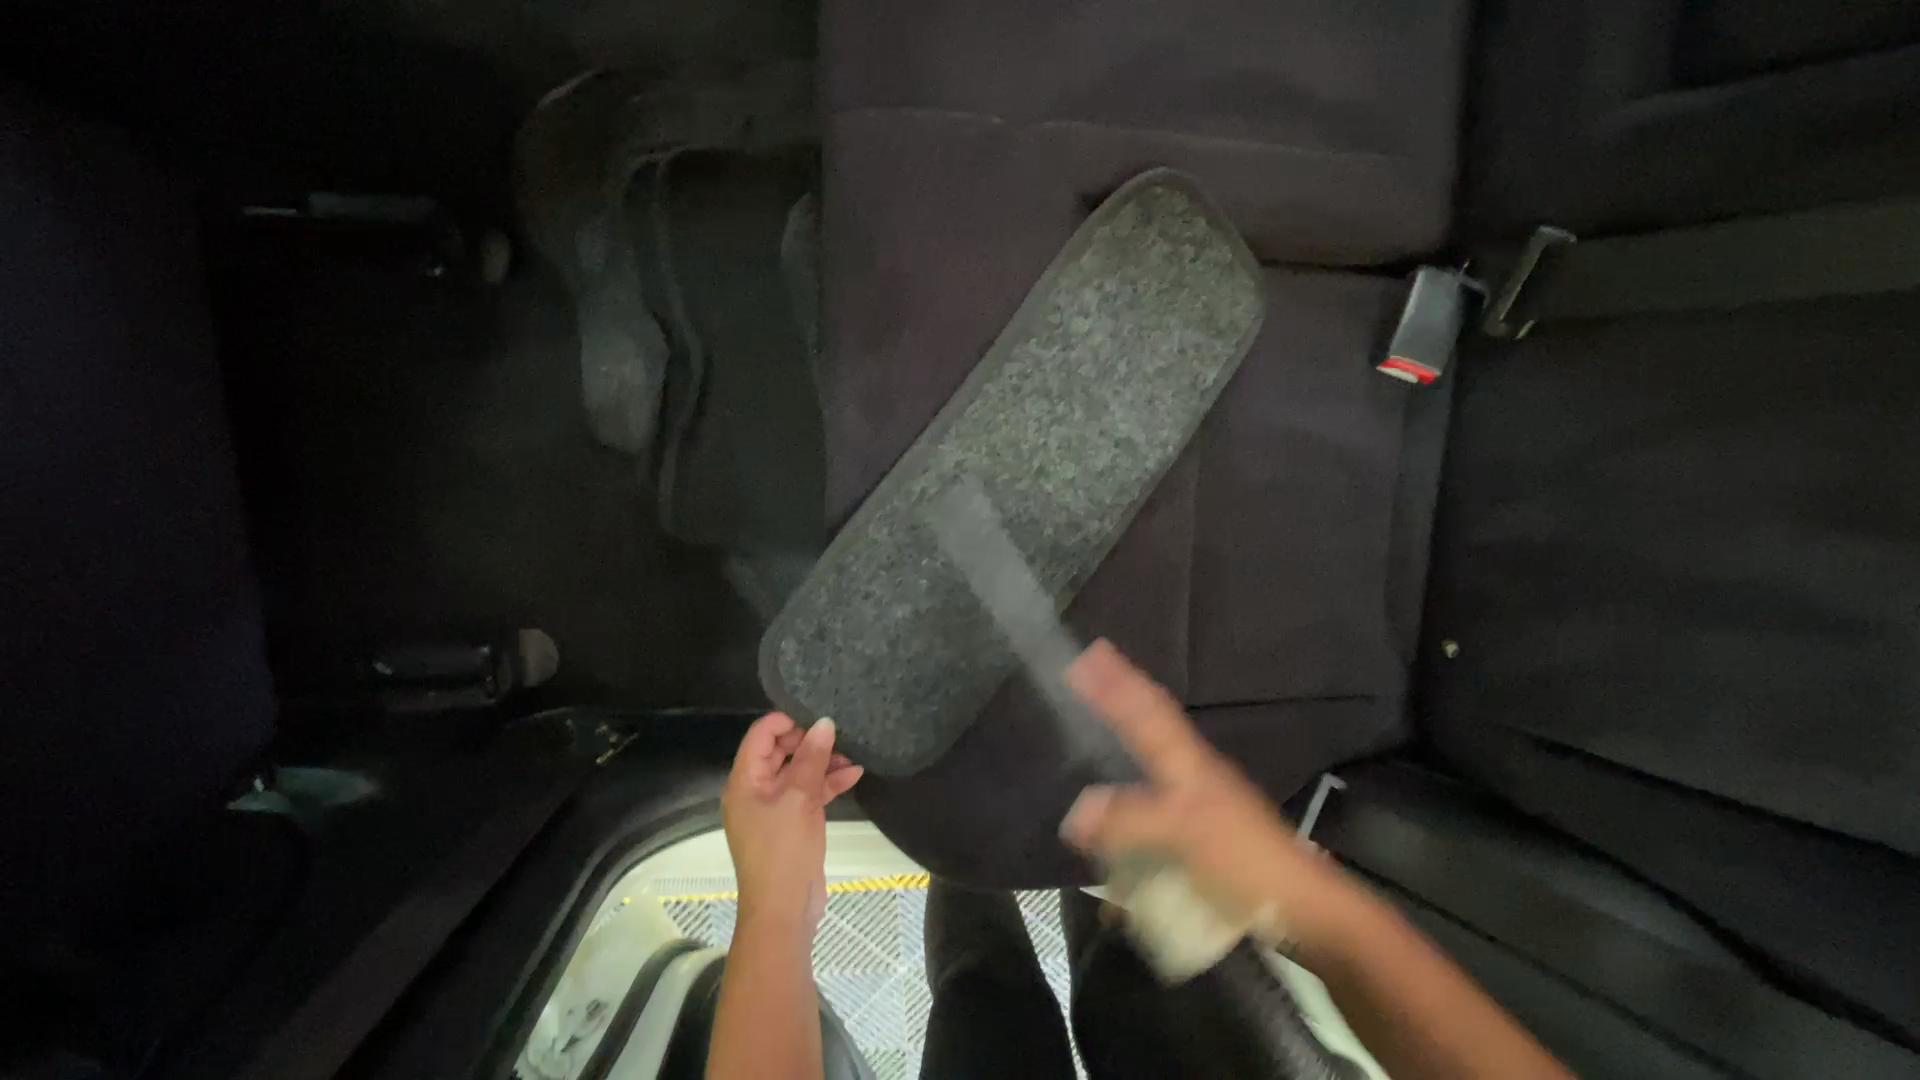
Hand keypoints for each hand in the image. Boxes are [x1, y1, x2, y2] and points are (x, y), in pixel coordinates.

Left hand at [723, 713, 863, 934]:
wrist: (785, 910)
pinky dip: (828, 783)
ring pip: (799, 772)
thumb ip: (812, 759)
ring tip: (853, 753)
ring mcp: (775, 808)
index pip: (761, 735)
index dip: (787, 722)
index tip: (817, 716)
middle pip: (781, 751)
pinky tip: (855, 774)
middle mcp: (756, 790)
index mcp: (744, 782)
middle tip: (839, 733)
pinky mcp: (793, 823)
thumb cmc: (783, 851)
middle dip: (809, 741)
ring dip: (823, 761)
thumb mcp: (799, 799)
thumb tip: (824, 723)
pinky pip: (809, 793)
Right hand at [1058, 640, 1355, 953]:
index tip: (1093, 653)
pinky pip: (1157, 785)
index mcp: (1189, 763)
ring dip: (1131, 717)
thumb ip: (1130, 820)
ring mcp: (1200, 795)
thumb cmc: (1245, 859)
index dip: (1119, 683)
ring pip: (1158, 744)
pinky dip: (1139, 764)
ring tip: (1105, 697)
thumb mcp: (1185, 834)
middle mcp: (1192, 769)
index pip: (1148, 712)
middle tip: (1092, 661)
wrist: (1300, 903)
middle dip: (1122, 689)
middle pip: (1153, 718)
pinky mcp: (1201, 824)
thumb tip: (1075, 812)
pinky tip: (1128, 772)